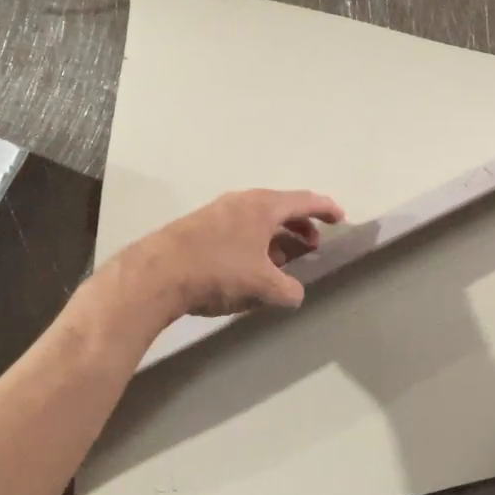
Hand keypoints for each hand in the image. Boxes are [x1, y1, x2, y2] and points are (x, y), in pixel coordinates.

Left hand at [98, 189, 345, 331]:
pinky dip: (254, 241)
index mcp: (264, 207)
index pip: (305, 201)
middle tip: (312, 244)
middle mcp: (242, 202)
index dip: (326, 209)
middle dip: (300, 225)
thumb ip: (288, 290)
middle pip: (281, 208)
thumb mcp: (262, 286)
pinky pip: (238, 228)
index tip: (340, 218)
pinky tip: (249, 266)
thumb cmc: (218, 272)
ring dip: (276, 236)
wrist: (154, 275)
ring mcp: (217, 212)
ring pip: (257, 219)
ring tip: (283, 260)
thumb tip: (295, 294)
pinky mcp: (198, 227)